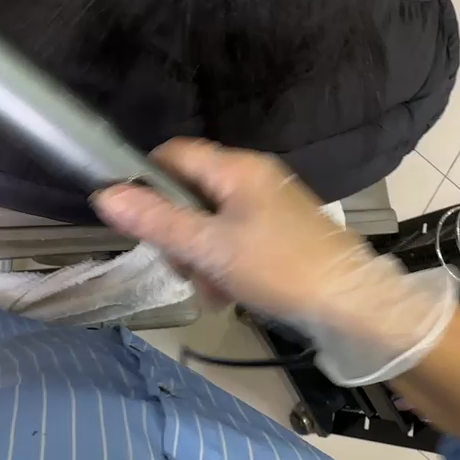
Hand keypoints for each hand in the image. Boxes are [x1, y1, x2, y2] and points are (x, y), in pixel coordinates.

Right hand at [94, 139, 459, 385]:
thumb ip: (157, 221)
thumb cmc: (280, 269)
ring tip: (212, 289)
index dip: (147, 181)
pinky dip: (225, 264)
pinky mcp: (281, 231)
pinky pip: (235, 238)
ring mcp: (269, 205)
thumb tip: (105, 194)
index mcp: (237, 169)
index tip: (137, 221)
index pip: (174, 154)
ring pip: (210, 222)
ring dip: (201, 256)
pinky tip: (230, 293)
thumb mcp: (210, 248)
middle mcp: (253, 177)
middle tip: (183, 267)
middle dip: (178, 233)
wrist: (354, 306)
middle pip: (190, 192)